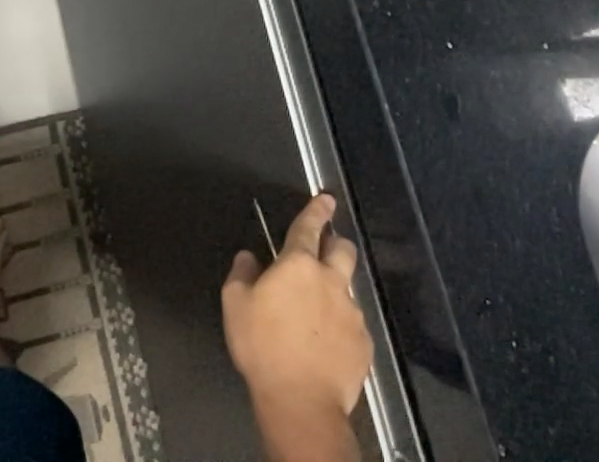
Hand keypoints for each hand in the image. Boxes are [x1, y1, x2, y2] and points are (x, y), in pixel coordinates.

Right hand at [222, 194, 370, 461]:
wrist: (301, 400)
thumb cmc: (261, 346)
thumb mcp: (234, 304)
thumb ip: (241, 274)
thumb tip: (248, 257)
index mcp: (297, 266)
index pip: (308, 228)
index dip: (316, 210)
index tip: (327, 198)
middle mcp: (330, 282)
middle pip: (343, 251)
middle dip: (337, 243)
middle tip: (326, 247)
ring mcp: (352, 313)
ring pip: (347, 288)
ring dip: (334, 288)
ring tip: (314, 310)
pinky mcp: (363, 342)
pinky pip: (352, 323)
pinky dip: (339, 323)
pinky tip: (323, 341)